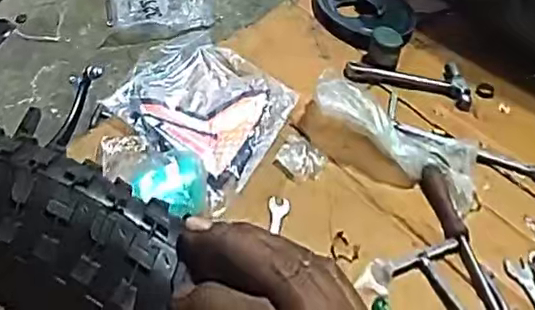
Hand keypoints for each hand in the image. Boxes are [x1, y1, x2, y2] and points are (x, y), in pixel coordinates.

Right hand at [173, 218, 365, 309]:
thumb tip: (188, 294)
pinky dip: (285, 250)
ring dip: (252, 237)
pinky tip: (261, 248)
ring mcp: (353, 306)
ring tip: (215, 233)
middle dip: (227, 240)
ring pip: (300, 252)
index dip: (201, 296)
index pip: (247, 303)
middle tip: (187, 233)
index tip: (172, 295)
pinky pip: (321, 265)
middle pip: (278, 260)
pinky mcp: (361, 305)